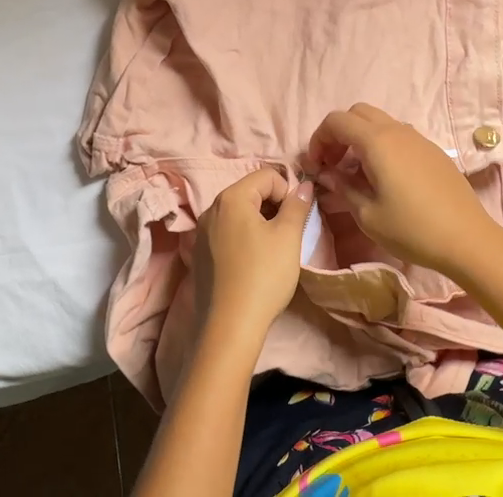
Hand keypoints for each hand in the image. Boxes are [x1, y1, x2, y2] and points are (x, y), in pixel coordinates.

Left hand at [194, 169, 314, 331]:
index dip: (287, 192)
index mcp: (231, 198)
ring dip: (259, 224)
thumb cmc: (264, 275)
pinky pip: (226, 234)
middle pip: (250, 192)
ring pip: (238, 215)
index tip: (296, 219)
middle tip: (287, 235)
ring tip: (272, 251)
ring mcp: (201, 233)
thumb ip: (297, 205)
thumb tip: (304, 186)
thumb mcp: (289, 237)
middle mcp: (211, 209)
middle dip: (273, 207)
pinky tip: (253, 265)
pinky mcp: (199, 256)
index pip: (267, 176)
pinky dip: (243, 240)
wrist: (231, 326)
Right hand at [306, 104, 502, 274]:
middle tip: (333, 165)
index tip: (316, 167)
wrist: (468, 240)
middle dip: (338, 134)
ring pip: (379, 122)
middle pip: (357, 113)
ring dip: (360, 139)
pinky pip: (398, 136)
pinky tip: (384, 178)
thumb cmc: (412, 229)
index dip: (318, 139)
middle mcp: (397, 130)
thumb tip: (326, 173)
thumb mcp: (367, 214)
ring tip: (357, 174)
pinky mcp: (432, 151)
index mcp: (377, 141)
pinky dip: (381, 146)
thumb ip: (342, 187)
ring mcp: (418, 138)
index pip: (336, 121)